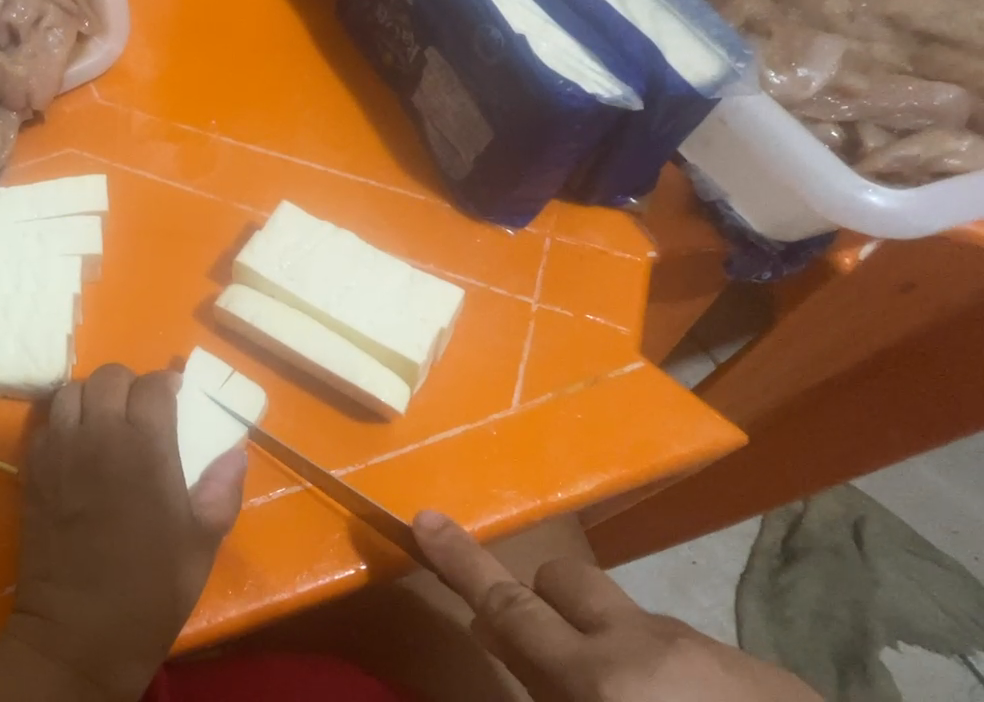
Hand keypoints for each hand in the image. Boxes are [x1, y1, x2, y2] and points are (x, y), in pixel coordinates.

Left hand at [1, 364, 247, 699]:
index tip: (175, 399)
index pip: (153, 385)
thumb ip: (221, 490)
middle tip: (140, 412)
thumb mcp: (201, 544)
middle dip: (128, 385)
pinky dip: (61, 422)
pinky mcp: (32, 468)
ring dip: (90, 397)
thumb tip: (235, 452)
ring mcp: (59, 448)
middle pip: (108, 376)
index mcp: (144, 446)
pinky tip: (74, 448)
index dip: (167, 386)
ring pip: (70, 391)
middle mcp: (98, 434)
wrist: (77, 632)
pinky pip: (45, 423)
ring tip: (104, 422)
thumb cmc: (149, 589)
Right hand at [413, 510, 821, 701]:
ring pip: (640, 622)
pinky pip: (705, 655)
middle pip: (568, 579)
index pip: (508, 606)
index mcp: (598, 682)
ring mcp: (716, 653)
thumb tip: (502, 638)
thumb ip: (544, 688)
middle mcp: (649, 648)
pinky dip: (691, 682)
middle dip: (549, 602)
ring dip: (626, 653)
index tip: (426, 518)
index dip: (462, 563)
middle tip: (558, 654)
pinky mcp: (776, 675)